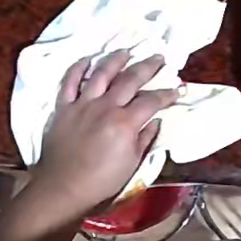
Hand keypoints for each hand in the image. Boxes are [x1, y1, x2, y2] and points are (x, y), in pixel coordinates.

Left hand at [21, 51, 177, 223]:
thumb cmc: (102, 182)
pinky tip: (88, 59)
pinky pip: (69, 81)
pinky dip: (78, 68)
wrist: (63, 188)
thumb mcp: (132, 163)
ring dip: (116, 59)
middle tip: (159, 58)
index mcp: (125, 123)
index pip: (151, 101)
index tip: (177, 89)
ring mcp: (82, 104)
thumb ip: (145, 139)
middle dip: (148, 67)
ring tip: (126, 51)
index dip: (166, 94)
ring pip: (101, 73)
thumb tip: (156, 121)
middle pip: (130, 79)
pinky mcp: (63, 107)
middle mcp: (105, 107)